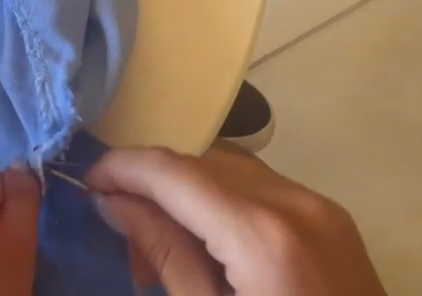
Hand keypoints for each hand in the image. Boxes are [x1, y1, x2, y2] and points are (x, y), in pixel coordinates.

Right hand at [87, 145, 386, 295]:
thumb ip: (166, 257)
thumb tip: (115, 201)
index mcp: (264, 235)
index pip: (174, 171)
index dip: (123, 168)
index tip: (86, 183)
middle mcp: (296, 202)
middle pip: (200, 163)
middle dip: (153, 185)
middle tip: (121, 232)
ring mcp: (322, 208)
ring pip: (230, 168)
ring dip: (187, 189)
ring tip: (163, 244)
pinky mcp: (335, 221)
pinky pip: (262, 187)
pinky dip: (224, 199)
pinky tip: (210, 241)